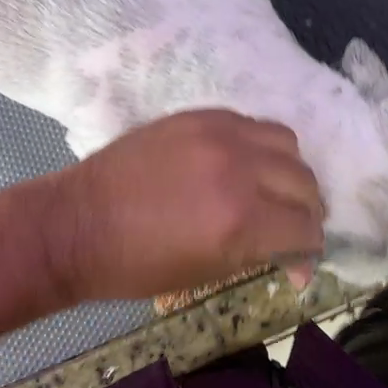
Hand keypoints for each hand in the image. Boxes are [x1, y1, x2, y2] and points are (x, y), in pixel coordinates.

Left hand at [39, 110, 326, 300]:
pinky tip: (241, 166)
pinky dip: (259, 146)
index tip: (297, 262)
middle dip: (306, 211)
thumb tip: (298, 256)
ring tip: (269, 190)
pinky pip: (252, 123)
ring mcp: (219, 134)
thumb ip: (260, 254)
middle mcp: (239, 169)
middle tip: (289, 229)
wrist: (79, 223)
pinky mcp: (200, 115)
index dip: (309, 250)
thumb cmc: (136, 265)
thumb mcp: (207, 272)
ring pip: (287, 143)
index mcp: (240, 221)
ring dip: (288, 171)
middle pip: (306, 182)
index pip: (307, 227)